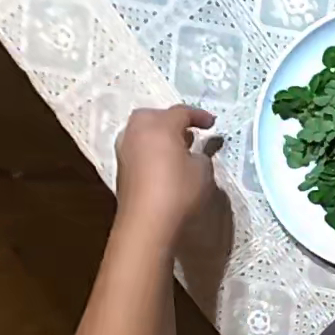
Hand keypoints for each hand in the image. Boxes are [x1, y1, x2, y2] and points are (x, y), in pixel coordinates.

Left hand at [115, 105, 218, 240]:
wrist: (147, 222)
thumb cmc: (179, 191)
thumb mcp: (203, 171)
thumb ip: (201, 156)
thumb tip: (193, 154)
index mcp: (159, 126)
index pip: (181, 112)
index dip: (199, 116)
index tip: (212, 123)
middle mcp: (137, 132)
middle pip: (154, 115)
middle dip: (172, 120)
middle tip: (189, 131)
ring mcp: (125, 149)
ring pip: (142, 131)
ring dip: (159, 134)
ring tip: (176, 147)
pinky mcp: (121, 168)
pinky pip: (138, 148)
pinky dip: (151, 149)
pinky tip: (163, 163)